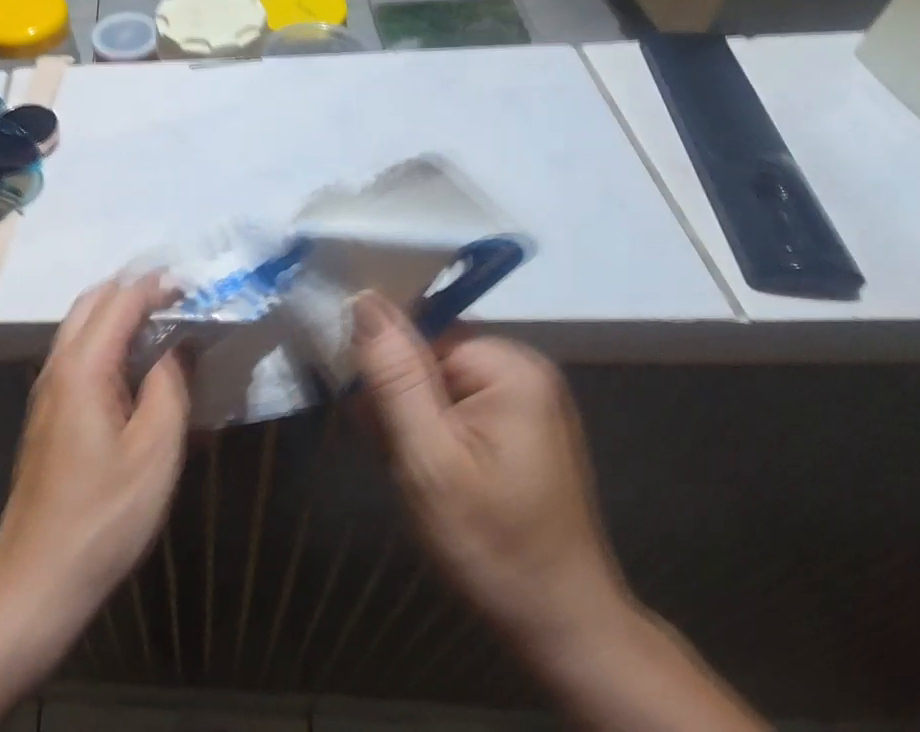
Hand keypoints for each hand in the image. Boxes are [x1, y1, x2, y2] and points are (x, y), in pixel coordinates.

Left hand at [0, 275, 190, 637]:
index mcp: (81, 368)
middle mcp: (56, 369)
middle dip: (133, 292)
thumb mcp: (155, 453)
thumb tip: (177, 347)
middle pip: (91, 306)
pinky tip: (139, 374)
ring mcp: (46, 394)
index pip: (119, 302)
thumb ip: (169, 388)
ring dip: (118, 319)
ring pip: (80, 332)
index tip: (195, 287)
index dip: (157, 287)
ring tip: (166, 330)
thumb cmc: (104, 516)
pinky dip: (108, 348)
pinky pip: (77, 361)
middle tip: (180, 301)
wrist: (39, 575)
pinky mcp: (47, 418)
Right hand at [351, 292, 627, 652]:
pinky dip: (426, 437)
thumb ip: (394, 376)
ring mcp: (520, 400)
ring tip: (415, 472)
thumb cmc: (491, 541)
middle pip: (423, 356)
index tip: (370, 416)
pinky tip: (429, 476)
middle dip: (395, 402)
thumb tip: (363, 299)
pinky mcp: (512, 428)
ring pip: (429, 386)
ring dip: (407, 423)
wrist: (557, 620)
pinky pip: (449, 409)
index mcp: (508, 366)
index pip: (417, 331)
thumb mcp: (428, 458)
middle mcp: (520, 371)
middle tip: (398, 455)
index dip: (382, 369)